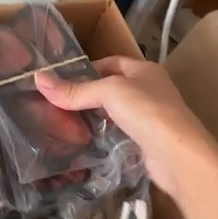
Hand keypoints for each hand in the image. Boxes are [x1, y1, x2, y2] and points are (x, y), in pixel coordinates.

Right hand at [35, 56, 217, 200]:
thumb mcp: (108, 93)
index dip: (87, 69)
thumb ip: (75, 90)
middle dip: (87, 96)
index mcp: (145, 70)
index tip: (62, 82)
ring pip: (115, 114)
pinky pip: (120, 135)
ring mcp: (150, 118)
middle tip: (58, 105)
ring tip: (65, 124)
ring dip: (95, 118)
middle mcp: (150, 90)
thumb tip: (38, 79)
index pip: (111, 62)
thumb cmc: (147, 111)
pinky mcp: (147, 142)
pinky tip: (86, 143)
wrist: (178, 155)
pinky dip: (104, 137)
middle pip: (112, 89)